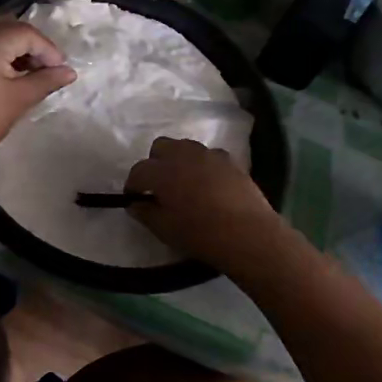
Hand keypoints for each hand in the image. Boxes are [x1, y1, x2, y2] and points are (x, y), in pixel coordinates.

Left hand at [0, 16, 76, 171]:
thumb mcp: (19, 100)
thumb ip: (46, 81)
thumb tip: (69, 72)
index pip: (26, 33)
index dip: (48, 50)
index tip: (60, 69)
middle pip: (9, 25)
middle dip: (31, 43)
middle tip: (45, 67)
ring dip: (12, 43)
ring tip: (26, 69)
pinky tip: (4, 70)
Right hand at [125, 137, 285, 267]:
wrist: (248, 234)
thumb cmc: (200, 234)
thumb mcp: (164, 229)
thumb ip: (145, 213)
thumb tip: (135, 204)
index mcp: (162, 171)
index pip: (138, 171)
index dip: (132, 184)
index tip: (134, 198)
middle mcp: (183, 155)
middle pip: (160, 147)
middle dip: (155, 162)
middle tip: (158, 185)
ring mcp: (209, 155)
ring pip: (185, 147)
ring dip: (178, 160)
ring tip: (183, 182)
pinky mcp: (230, 161)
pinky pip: (209, 156)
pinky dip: (202, 165)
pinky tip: (208, 184)